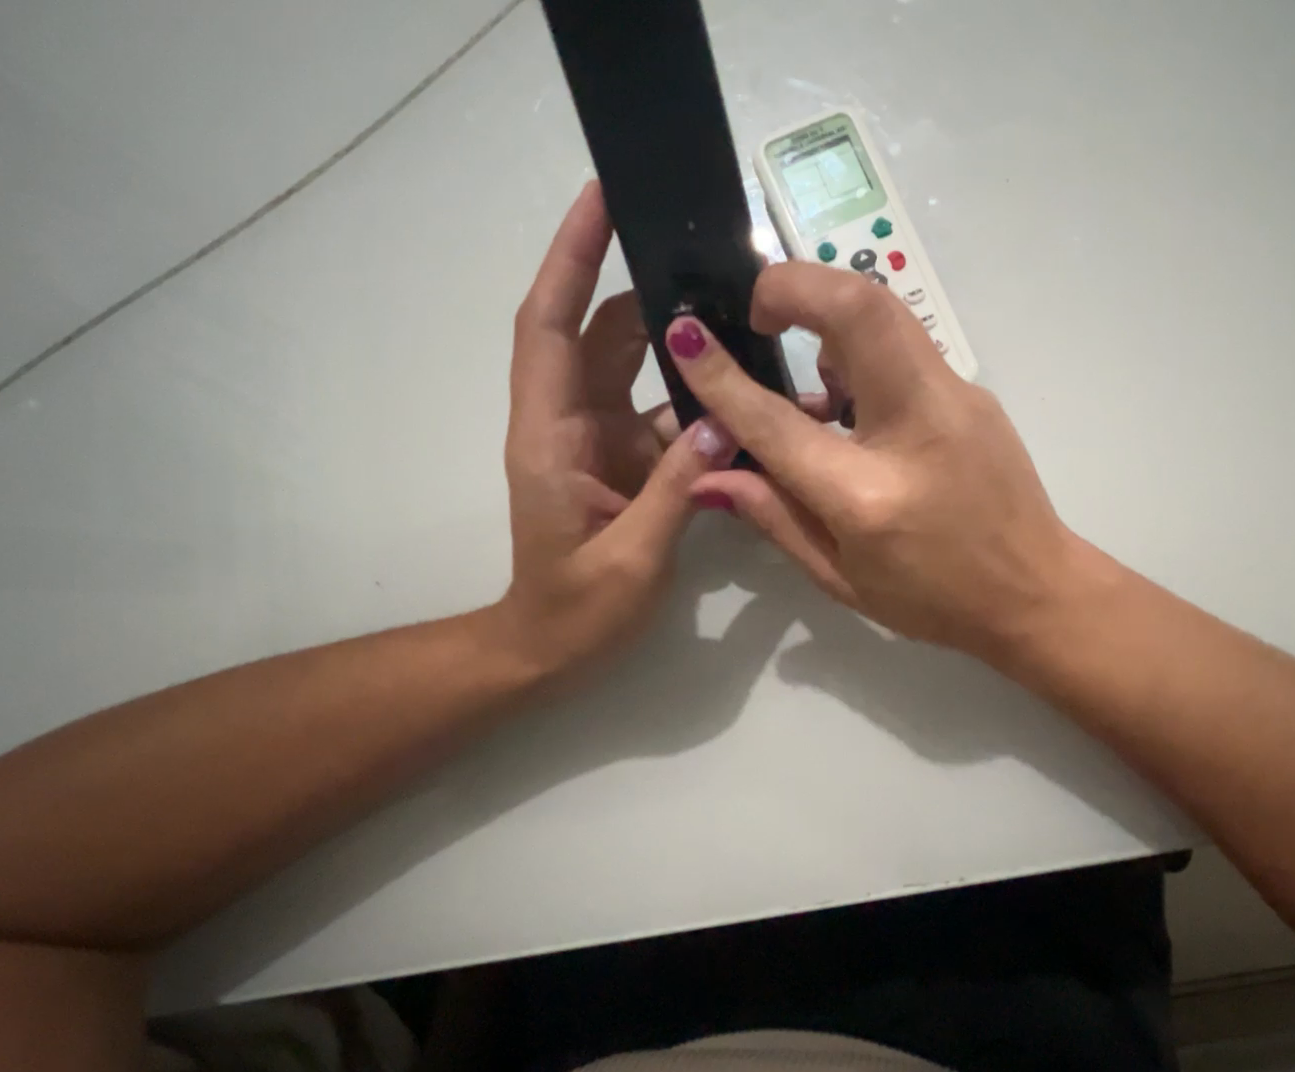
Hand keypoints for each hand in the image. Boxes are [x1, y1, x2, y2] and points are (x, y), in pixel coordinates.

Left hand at [494, 182, 735, 677]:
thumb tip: (726, 424)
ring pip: (636, 366)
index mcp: (550, 434)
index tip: (602, 198)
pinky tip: (744, 397)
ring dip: (679, 343)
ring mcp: (600, 437)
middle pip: (601, 332)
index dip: (571, 257)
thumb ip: (678, 489)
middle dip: (644, 287)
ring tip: (739, 317)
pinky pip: (664, 411)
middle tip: (705, 254)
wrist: (550, 651)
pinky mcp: (627, 459)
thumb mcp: (631, 557)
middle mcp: (570, 420)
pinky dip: (699, 400)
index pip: (551, 324)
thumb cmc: (575, 610)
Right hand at [670, 263, 1083, 658]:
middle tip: (756, 313)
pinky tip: (852, 401)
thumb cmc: (933, 598)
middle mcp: (918, 428)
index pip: (780, 419)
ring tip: (812, 377)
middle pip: (859, 310)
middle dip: (794, 285)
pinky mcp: (972, 390)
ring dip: (831, 316)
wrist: (1037, 589)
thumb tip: (705, 471)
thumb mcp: (841, 578)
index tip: (685, 336)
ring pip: (887, 311)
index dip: (723, 376)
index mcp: (870, 496)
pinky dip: (862, 348)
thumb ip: (772, 515)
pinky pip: (905, 343)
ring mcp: (956, 398)